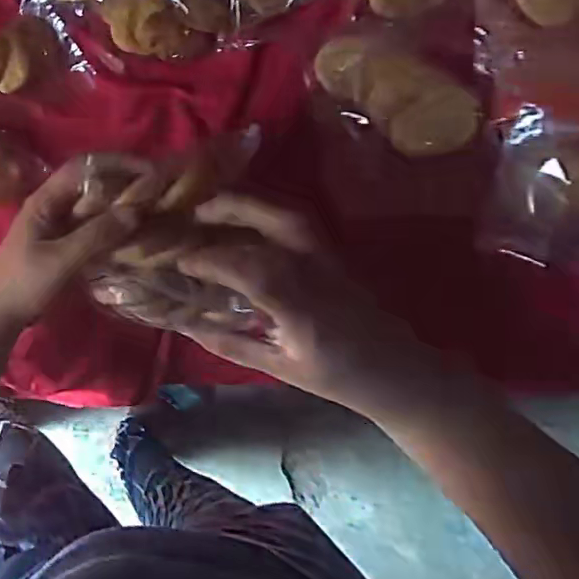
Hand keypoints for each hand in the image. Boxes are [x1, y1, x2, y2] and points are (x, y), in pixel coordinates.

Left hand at [0, 156, 146, 347]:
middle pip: (91, 182)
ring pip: (93, 204)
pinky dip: (112, 224)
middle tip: (159, 191)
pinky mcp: (61, 243)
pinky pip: (91, 224)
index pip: (84, 165)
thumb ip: (97, 234)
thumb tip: (136, 208)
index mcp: (45, 200)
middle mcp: (51, 205)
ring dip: (120, 203)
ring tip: (153, 208)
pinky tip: (133, 232)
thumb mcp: (62, 259)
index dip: (117, 163)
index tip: (150, 171)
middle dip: (123, 182)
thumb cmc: (23, 284)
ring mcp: (56, 224)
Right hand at [172, 194, 448, 416]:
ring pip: (286, 213)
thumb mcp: (280, 368)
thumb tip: (183, 323)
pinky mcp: (332, 249)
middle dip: (227, 211)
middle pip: (274, 224)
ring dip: (244, 202)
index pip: (253, 272)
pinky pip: (293, 218)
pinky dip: (261, 208)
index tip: (179, 260)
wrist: (399, 370)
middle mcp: (317, 272)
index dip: (212, 261)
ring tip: (208, 204)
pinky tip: (237, 211)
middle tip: (187, 213)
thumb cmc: (337, 377)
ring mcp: (329, 256)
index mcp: (304, 309)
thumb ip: (230, 343)